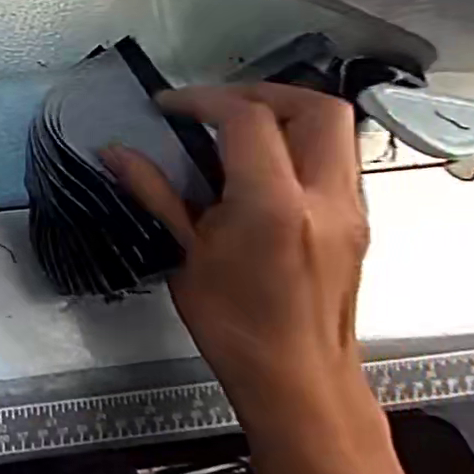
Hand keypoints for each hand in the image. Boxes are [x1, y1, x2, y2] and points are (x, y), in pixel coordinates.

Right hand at [101, 84, 368, 427]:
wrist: (299, 381)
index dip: (202, 100)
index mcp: (275, 206)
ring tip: (235, 130)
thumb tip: (115, 153)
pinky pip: (335, 157)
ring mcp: (351, 209)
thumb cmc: (235, 326)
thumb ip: (154, 192)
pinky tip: (259, 168)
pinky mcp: (357, 220)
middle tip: (215, 107)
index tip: (170, 106)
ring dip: (283, 113)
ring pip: (334, 127)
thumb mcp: (184, 254)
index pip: (247, 118)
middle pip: (313, 106)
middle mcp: (325, 198)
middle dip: (259, 92)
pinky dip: (297, 142)